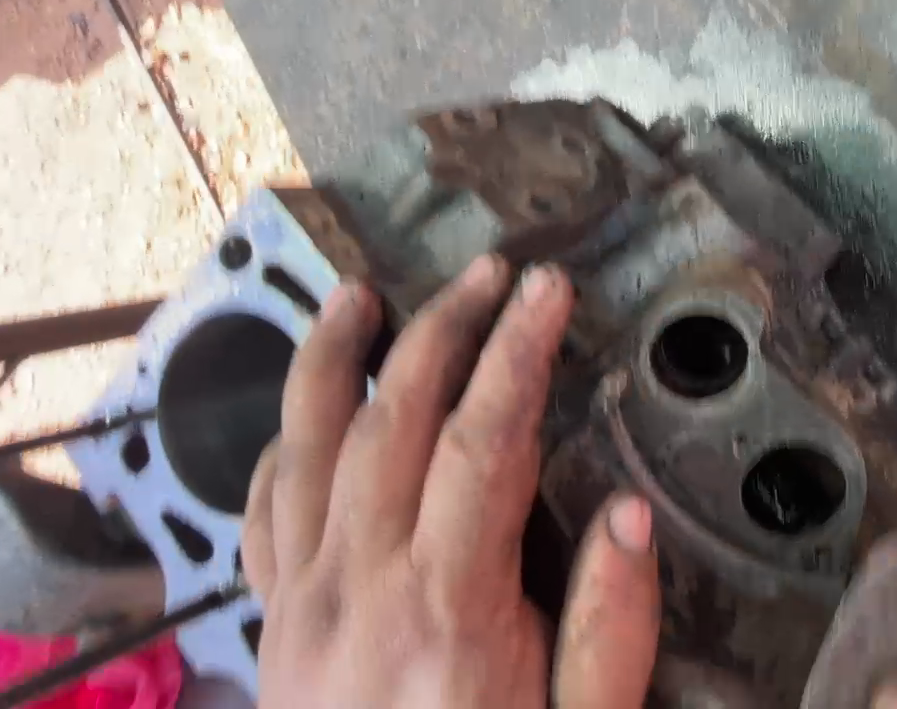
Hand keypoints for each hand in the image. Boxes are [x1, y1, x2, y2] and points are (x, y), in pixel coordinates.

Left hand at [240, 256, 661, 707]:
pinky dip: (281, 443)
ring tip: (360, 292)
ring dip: (336, 360)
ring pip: (308, 451)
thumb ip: (612, 627)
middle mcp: (359, 589)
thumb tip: (632, 511)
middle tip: (491, 269)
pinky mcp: (271, 626)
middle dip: (446, 329)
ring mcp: (298, 606)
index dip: (519, 352)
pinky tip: (307, 406)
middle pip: (395, 422)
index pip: (488, 442)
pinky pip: (264, 515)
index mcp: (449, 607)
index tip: (549, 287)